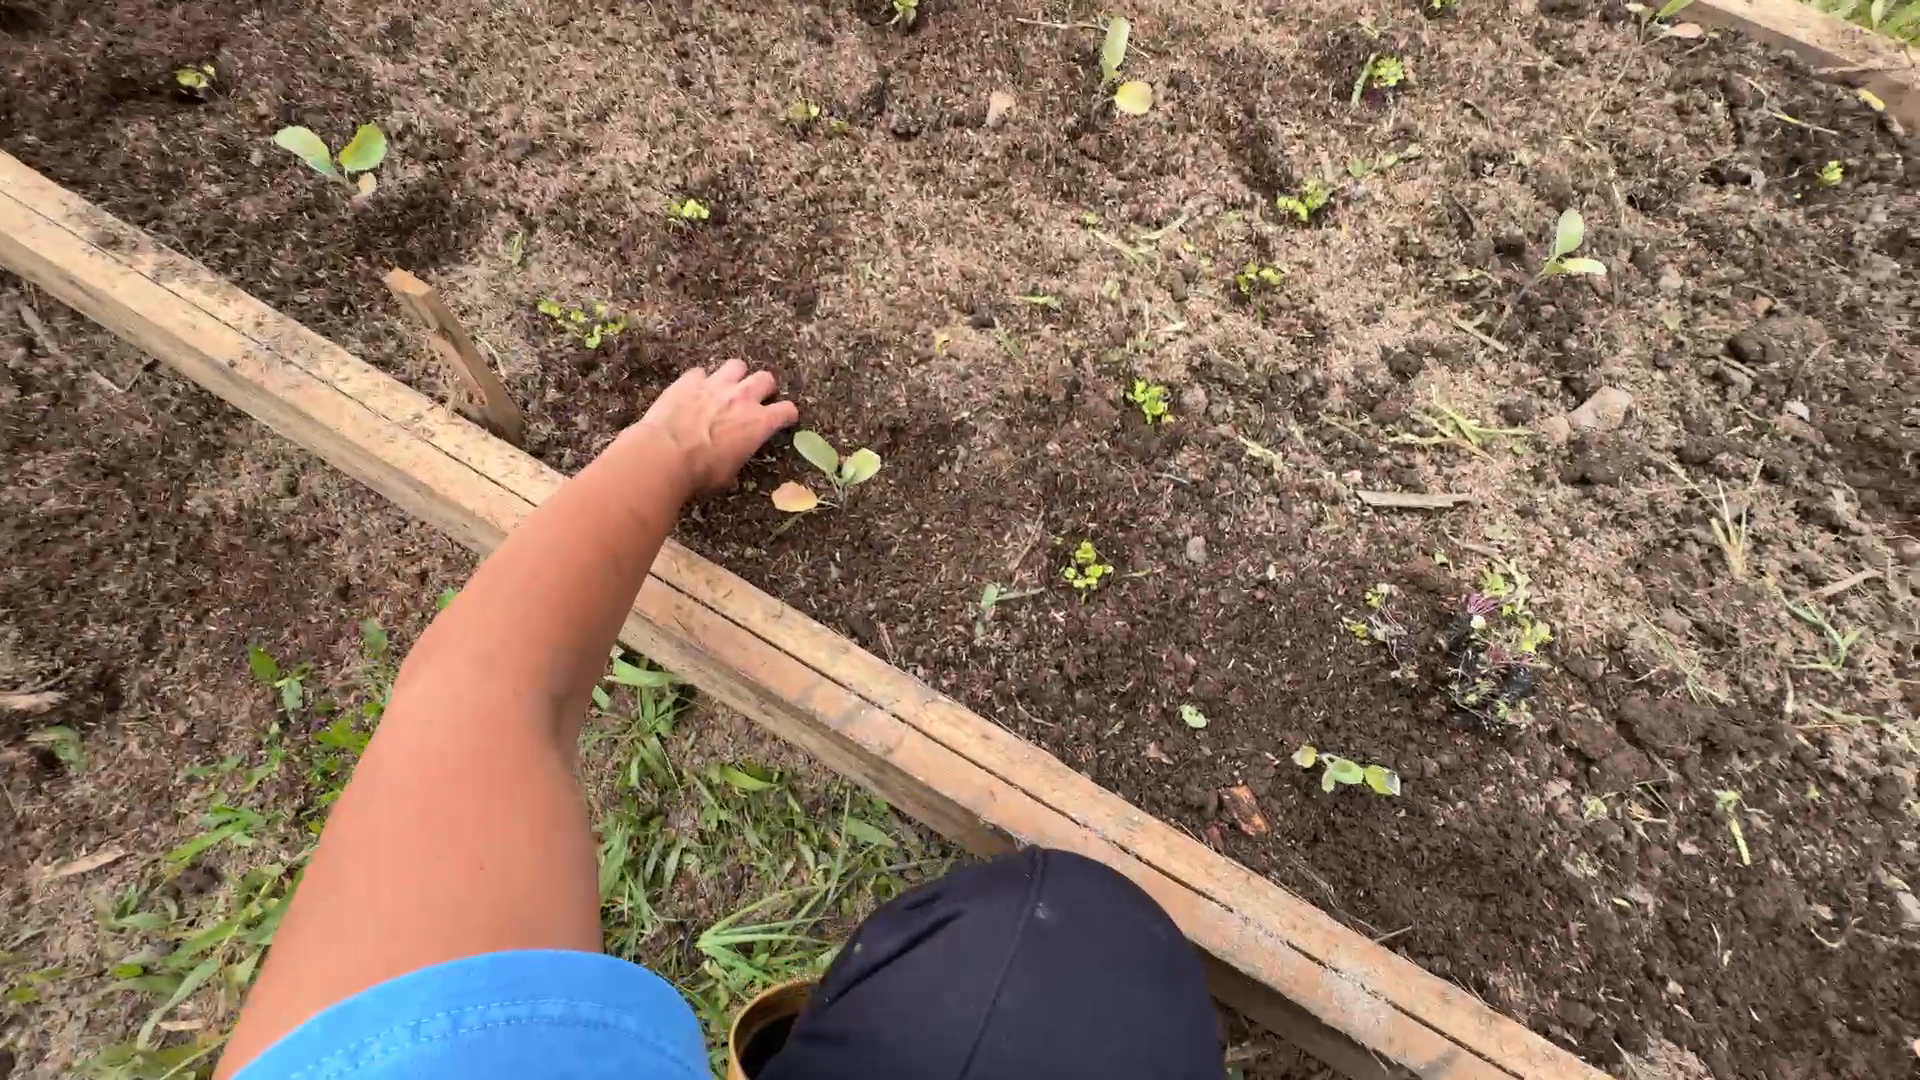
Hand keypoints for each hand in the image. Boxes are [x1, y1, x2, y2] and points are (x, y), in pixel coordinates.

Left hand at [628, 359, 798, 495]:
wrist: (665, 455)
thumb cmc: (702, 472)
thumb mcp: (732, 469)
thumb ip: (741, 450)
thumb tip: (737, 449)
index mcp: (760, 423)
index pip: (787, 410)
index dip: (787, 414)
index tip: (784, 418)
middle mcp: (743, 397)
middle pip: (766, 378)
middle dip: (764, 387)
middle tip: (756, 399)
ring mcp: (716, 385)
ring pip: (737, 365)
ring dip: (736, 376)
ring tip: (727, 388)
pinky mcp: (689, 381)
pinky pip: (700, 373)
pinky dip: (700, 381)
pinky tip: (693, 392)